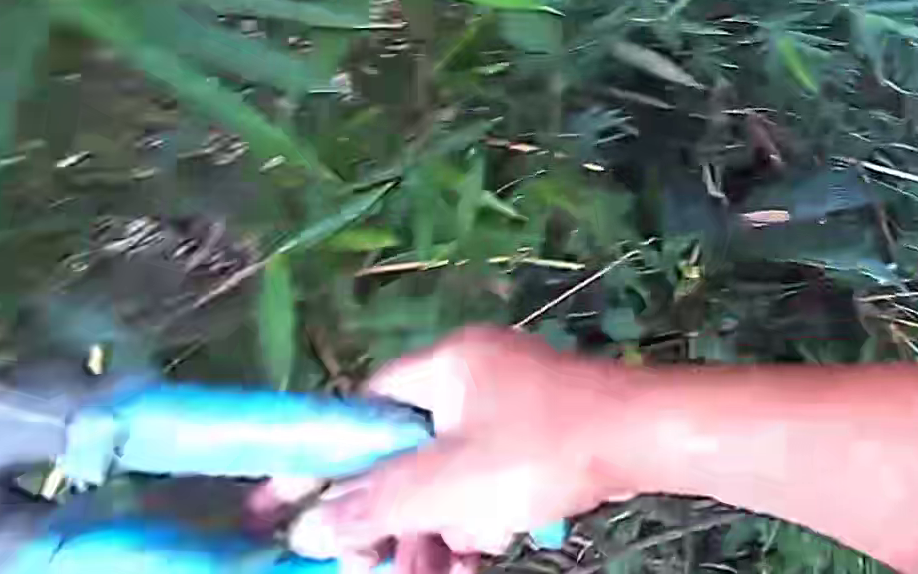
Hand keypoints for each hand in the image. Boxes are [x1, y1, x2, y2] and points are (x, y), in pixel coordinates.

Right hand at [286, 326, 636, 572]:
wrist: (637, 435)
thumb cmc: (538, 449)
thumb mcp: (446, 484)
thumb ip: (373, 503)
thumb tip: (308, 525)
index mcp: (449, 365)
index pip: (364, 404)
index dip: (322, 458)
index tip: (280, 511)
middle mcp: (476, 373)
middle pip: (405, 448)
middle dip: (394, 515)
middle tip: (383, 567)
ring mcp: (509, 399)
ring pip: (446, 471)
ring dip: (439, 528)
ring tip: (451, 569)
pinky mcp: (534, 426)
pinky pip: (484, 473)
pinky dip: (478, 514)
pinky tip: (489, 550)